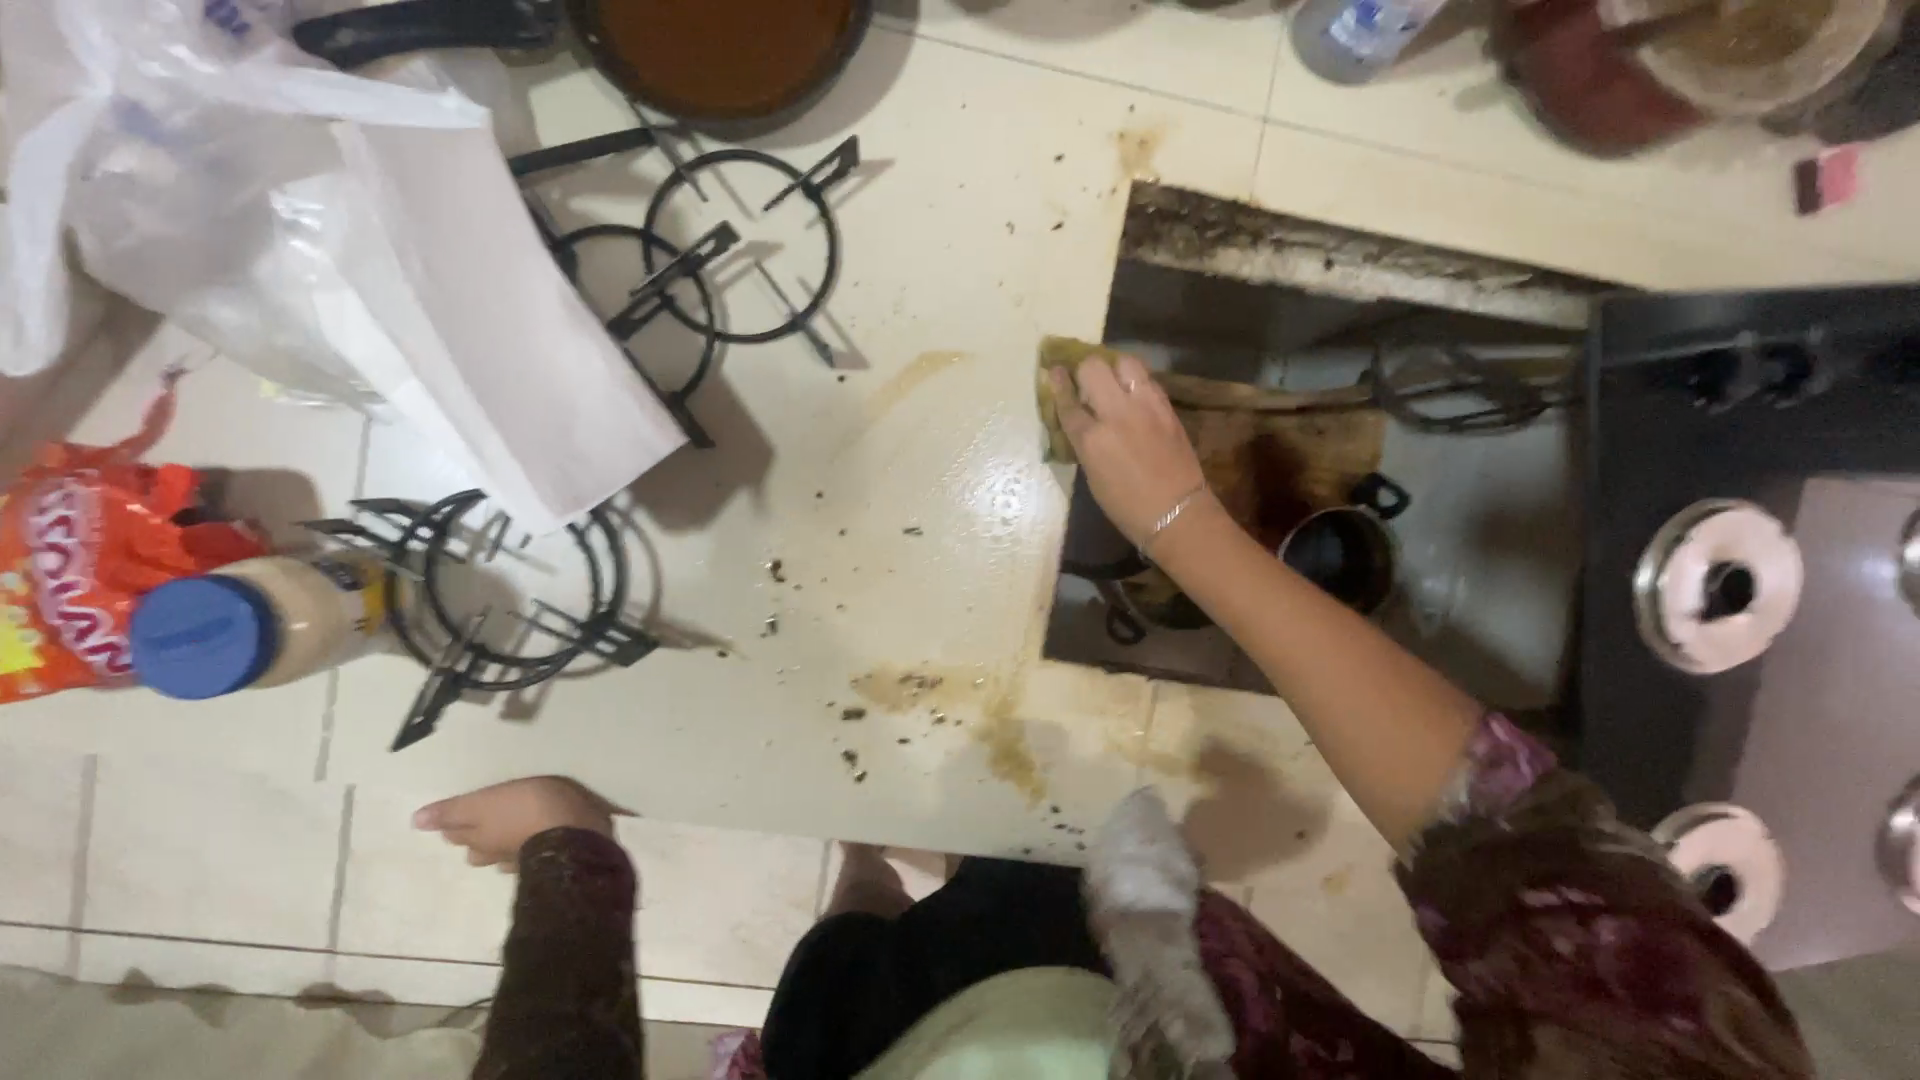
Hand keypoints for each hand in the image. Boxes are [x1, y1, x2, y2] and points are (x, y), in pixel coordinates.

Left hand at [414, 776, 618, 870]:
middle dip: (473, 839)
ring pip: (499, 854)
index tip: (452, 817)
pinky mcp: (546, 857)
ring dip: (498, 847)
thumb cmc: (528, 809)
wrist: (572, 833)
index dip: (452, 823)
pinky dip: (524, 851)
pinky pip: (527, 856)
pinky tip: (530, 846)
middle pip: (474, 847)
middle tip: (479, 825)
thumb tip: (415, 822)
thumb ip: (454, 811)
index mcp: (477, 836)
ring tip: (504, 836)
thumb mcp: (486, 802)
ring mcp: (519, 858)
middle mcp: (492, 851)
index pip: (455, 830)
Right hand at [1050, 355, 1211, 548]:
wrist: (1176, 511)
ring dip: (1113, 368)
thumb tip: (1079, 422)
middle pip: (1093, 368)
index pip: (1067, 402)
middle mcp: (1116, 414)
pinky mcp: (1166, 407)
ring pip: (1125, 362)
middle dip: (1084, 370)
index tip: (1053, 372)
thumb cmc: (1127, 506)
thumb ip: (1084, 443)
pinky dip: (1136, 381)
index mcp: (1092, 439)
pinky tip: (1134, 394)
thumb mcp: (1093, 477)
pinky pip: (1147, 380)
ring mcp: (1145, 406)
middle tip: (1086, 382)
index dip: (1058, 385)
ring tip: (1113, 381)